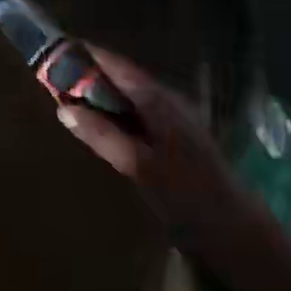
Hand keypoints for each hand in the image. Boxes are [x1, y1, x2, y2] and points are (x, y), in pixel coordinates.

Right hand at [55, 45, 241, 242]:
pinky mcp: (175, 141)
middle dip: (87, 78)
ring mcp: (173, 121)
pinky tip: (101, 134)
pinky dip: (114, 117)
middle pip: (120, 79)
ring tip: (69, 107)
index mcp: (157, 99)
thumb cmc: (187, 195)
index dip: (84, 55)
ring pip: (128, 99)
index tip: (52, 54)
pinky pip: (136, 117)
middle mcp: (166, 101)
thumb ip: (100, 134)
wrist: (239, 236)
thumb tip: (62, 108)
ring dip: (100, 99)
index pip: (115, 64)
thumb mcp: (137, 165)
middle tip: (51, 84)